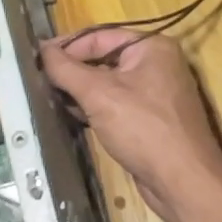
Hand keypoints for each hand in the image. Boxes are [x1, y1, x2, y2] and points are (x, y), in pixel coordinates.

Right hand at [41, 29, 221, 221]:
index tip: (37, 57)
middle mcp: (157, 64)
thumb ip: (66, 69)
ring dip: (82, 91)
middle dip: (73, 70)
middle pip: (104, 59)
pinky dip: (96, 108)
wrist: (184, 184)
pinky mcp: (152, 120)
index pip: (99, 36)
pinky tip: (72, 116)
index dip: (67, 46)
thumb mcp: (99, 94)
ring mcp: (157, 93)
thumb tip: (41, 50)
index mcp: (151, 47)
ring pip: (109, 84)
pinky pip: (118, 104)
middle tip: (40, 78)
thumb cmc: (143, 128)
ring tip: (49, 96)